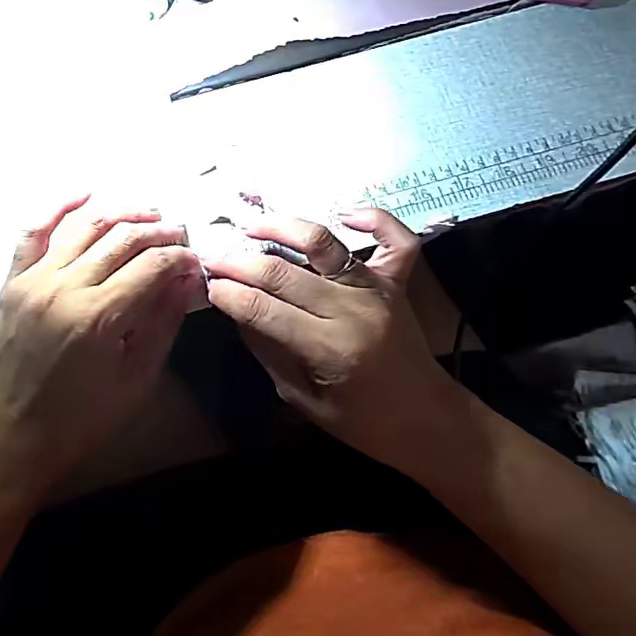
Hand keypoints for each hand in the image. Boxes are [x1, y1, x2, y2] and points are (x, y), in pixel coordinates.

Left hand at [0, 195, 201, 503]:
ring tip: (148, 214)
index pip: (151, 266)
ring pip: (84, 228)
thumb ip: (161, 324)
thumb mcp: (134, 380)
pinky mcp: (12, 281)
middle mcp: (63, 287)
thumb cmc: (79, 420)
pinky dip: (57, 208)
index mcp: (98, 317)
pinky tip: (84, 193)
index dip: (180, 257)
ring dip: (121, 214)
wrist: (10, 437)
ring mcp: (33, 279)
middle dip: (158, 232)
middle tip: (180, 233)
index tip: (196, 260)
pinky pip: (32, 232)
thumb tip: (186, 280)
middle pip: (121, 240)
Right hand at [203, 208, 468, 471]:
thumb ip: (268, 350)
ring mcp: (377, 289)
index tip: (206, 284)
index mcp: (330, 348)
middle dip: (240, 263)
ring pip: (325, 243)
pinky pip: (394, 239)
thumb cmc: (363, 421)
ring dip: (283, 228)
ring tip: (252, 225)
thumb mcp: (302, 398)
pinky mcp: (396, 281)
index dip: (230, 295)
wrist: (429, 421)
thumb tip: (236, 311)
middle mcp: (353, 310)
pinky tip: (346, 213)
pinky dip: (374, 219)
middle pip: (284, 273)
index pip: (265, 310)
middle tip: (212, 257)